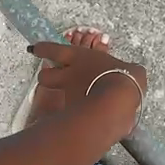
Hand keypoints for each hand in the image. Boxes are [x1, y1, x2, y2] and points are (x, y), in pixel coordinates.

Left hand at [28, 40, 145, 131]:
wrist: (116, 101)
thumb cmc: (123, 76)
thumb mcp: (130, 70)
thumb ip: (124, 71)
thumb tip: (129, 76)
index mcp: (78, 57)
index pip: (53, 49)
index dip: (42, 49)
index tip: (35, 49)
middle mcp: (68, 75)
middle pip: (44, 75)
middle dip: (45, 76)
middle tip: (49, 77)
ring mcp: (67, 94)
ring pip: (52, 94)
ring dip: (59, 95)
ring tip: (70, 99)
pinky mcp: (70, 112)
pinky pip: (68, 110)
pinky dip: (74, 112)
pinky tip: (85, 116)